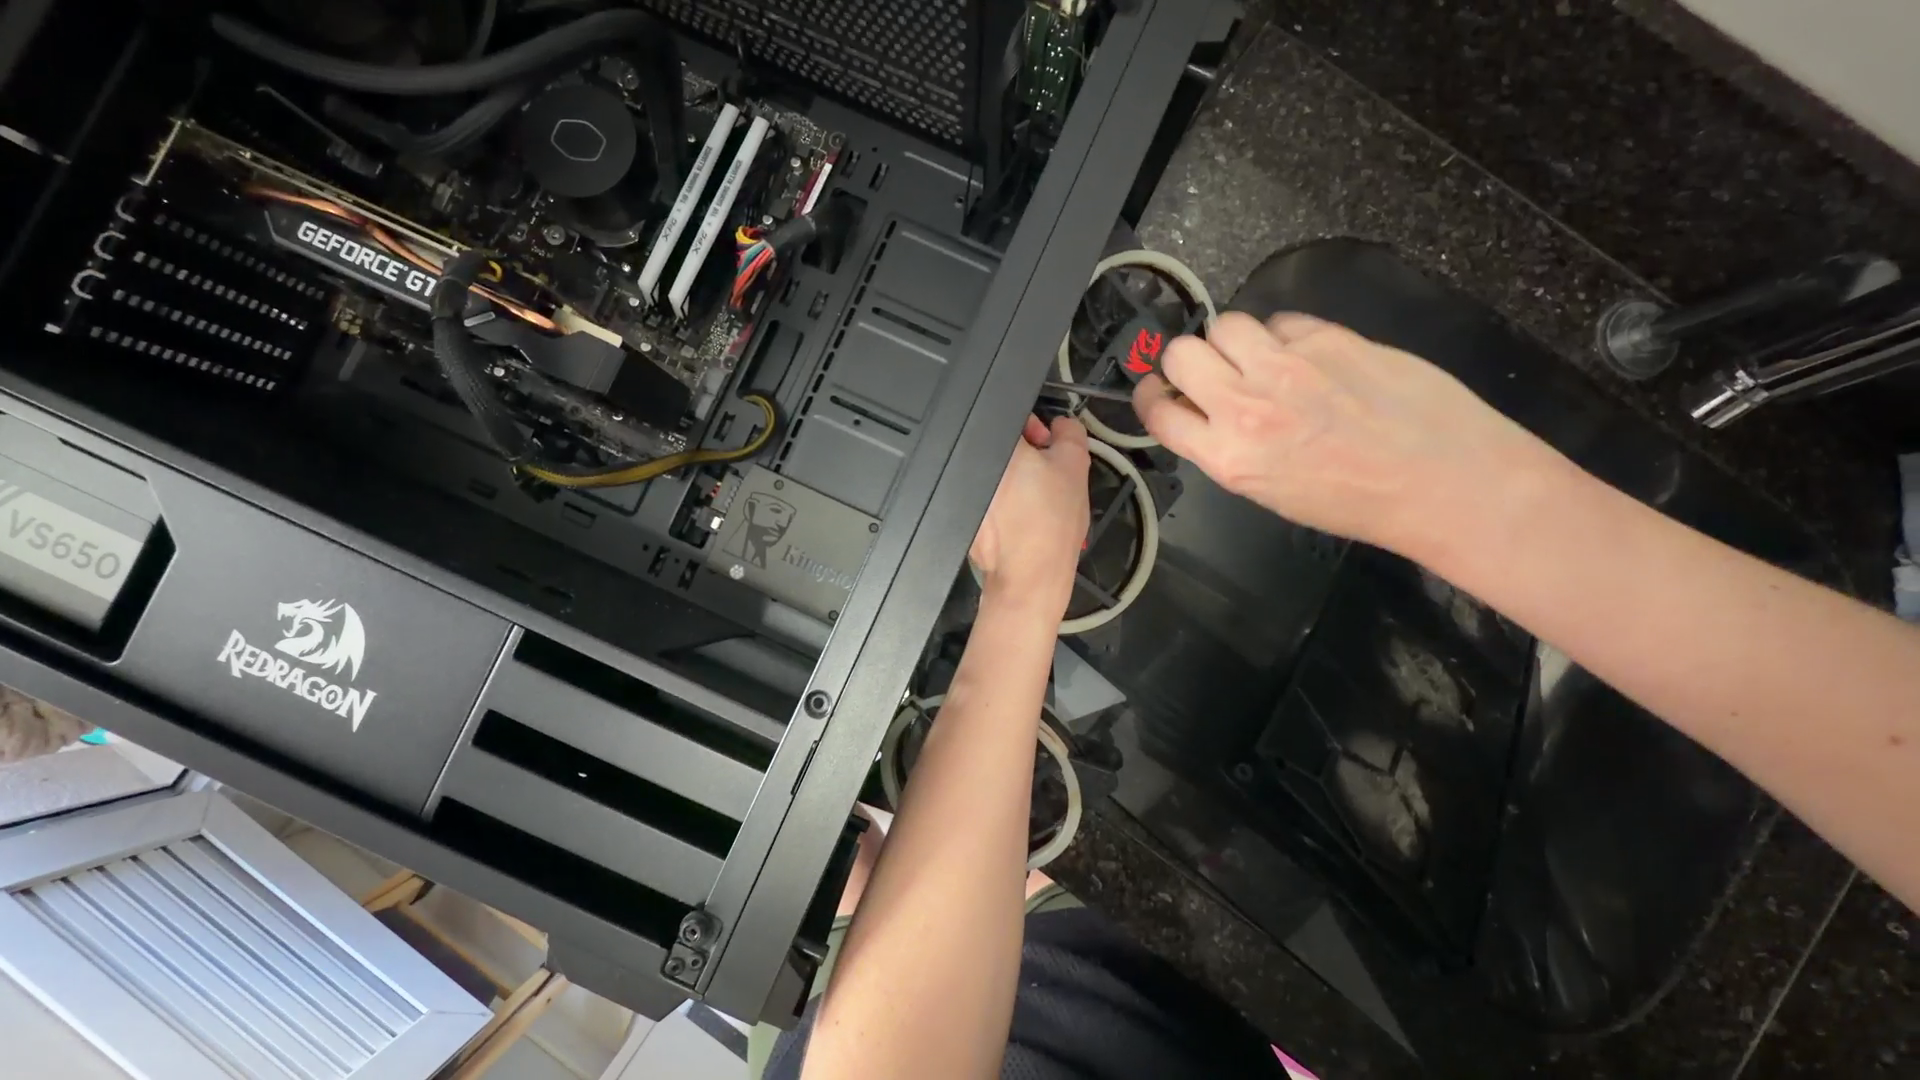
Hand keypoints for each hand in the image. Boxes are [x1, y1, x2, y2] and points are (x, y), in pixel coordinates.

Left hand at [970, 415, 1090, 606]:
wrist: (1032, 576)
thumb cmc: (1050, 524)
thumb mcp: (1075, 465)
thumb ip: (1070, 432)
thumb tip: (1062, 425)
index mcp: (994, 448)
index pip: (1011, 417)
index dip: (1035, 427)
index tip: (1048, 446)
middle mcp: (969, 467)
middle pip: (1000, 446)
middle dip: (1026, 453)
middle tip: (1047, 474)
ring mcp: (963, 494)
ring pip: (994, 473)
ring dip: (1015, 478)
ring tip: (1037, 499)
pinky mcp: (966, 518)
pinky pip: (987, 498)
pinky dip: (1004, 501)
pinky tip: (1023, 516)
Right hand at [1133, 311, 1561, 557]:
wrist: (1443, 481)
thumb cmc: (1356, 502)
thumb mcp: (1269, 491)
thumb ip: (1226, 448)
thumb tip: (1204, 412)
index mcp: (1228, 457)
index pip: (1157, 412)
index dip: (1152, 398)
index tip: (1162, 394)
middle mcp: (1247, 406)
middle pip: (1180, 353)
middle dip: (1187, 362)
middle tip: (1213, 373)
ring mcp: (1288, 366)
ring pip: (1225, 324)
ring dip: (1234, 341)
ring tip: (1261, 359)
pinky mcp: (1329, 337)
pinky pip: (1282, 320)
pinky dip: (1285, 335)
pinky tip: (1309, 357)